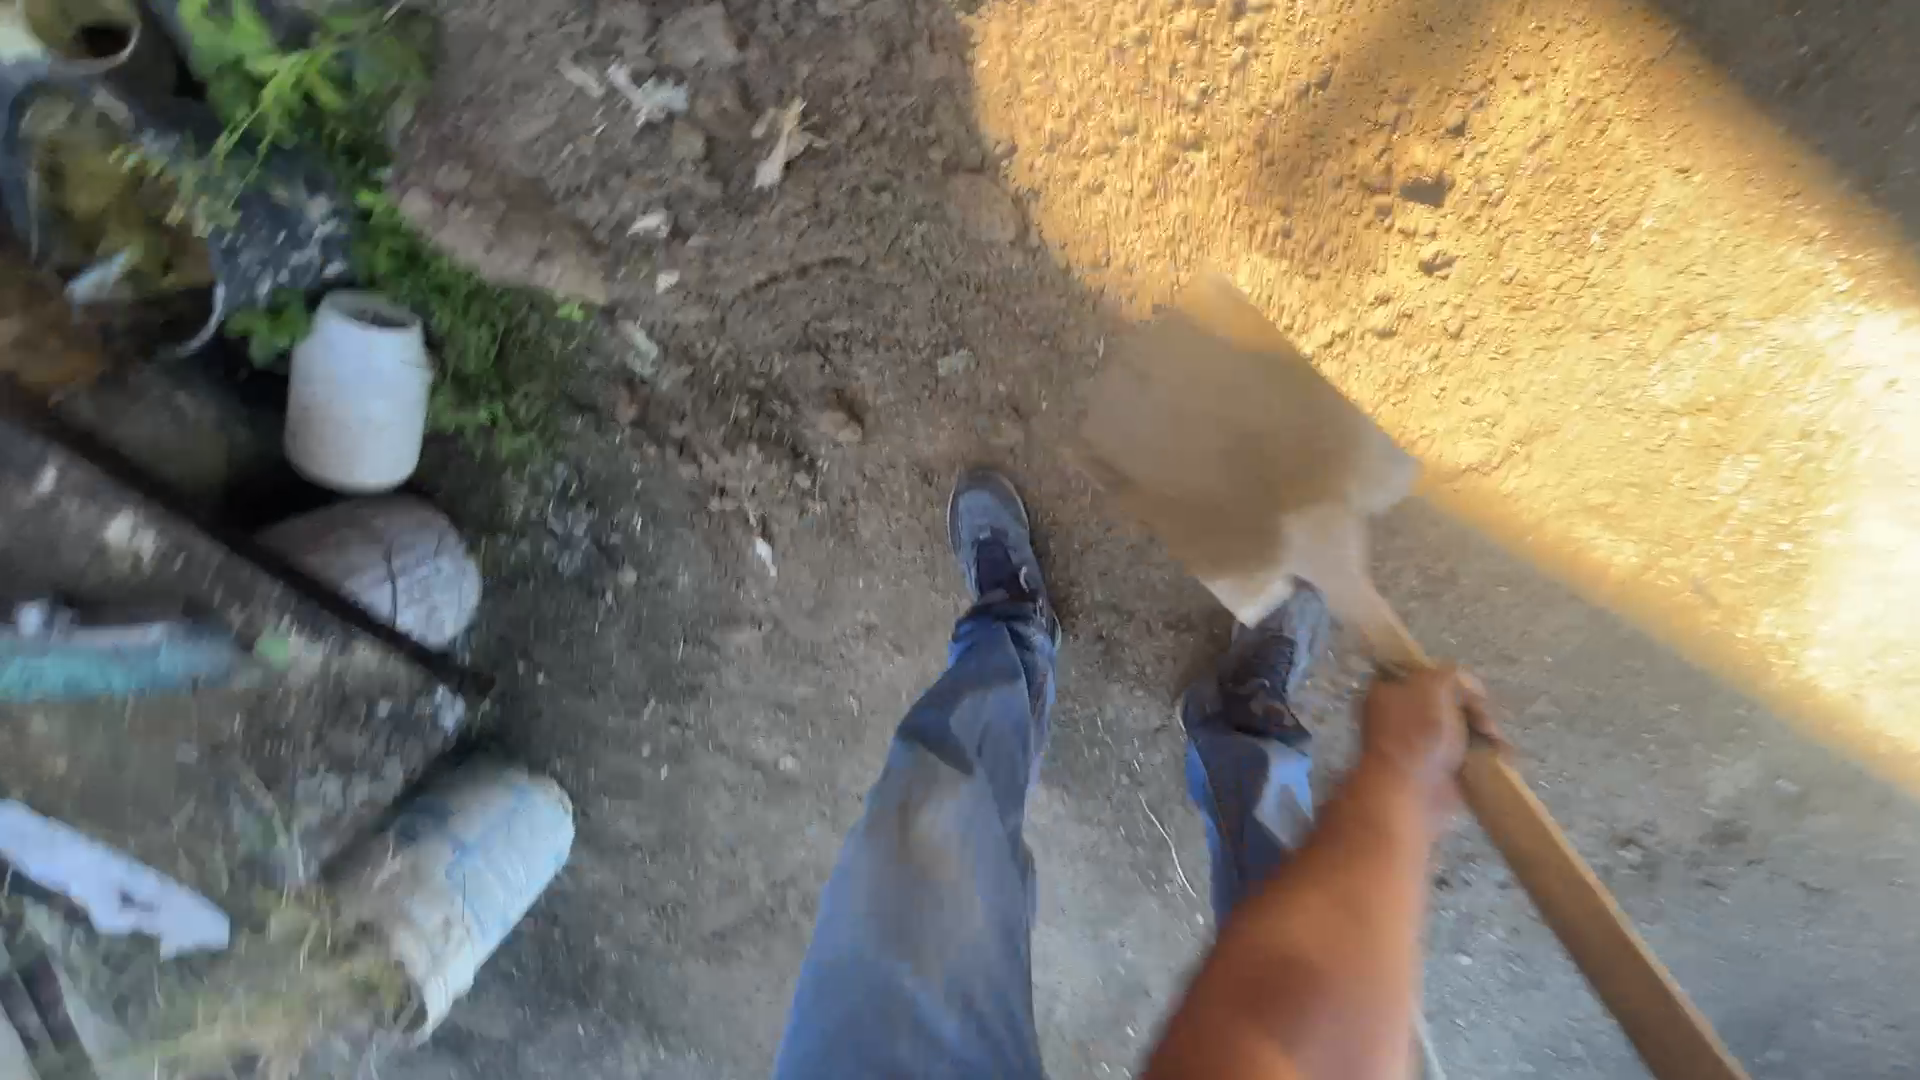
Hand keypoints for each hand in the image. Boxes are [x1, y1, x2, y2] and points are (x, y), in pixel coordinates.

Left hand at [1358, 666, 1494, 812]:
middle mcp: (1400, 713)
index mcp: (1388, 691)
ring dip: (1485, 731)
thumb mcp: (1429, 688)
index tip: (1471, 692)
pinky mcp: (1437, 765)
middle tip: (1484, 723)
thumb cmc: (1416, 734)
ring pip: (1460, 725)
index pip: (1425, 673)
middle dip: (1474, 709)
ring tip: (1496, 743)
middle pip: (1448, 700)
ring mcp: (1418, 740)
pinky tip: (1501, 755)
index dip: (1452, 680)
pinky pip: (1466, 750)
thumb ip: (1445, 674)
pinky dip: (1485, 752)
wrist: (1410, 791)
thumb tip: (1459, 678)